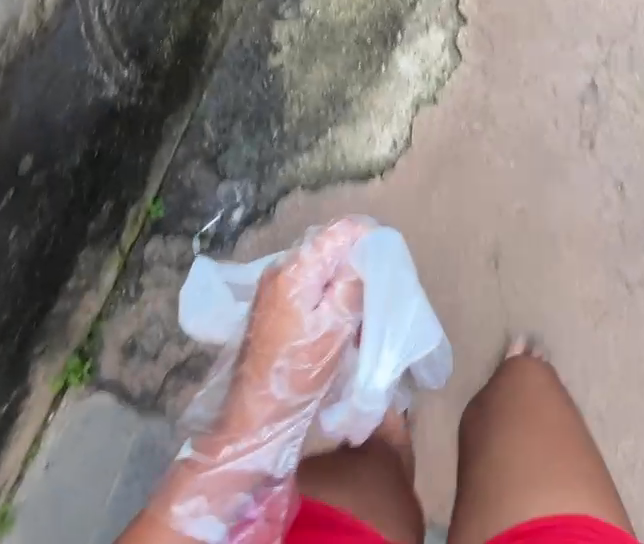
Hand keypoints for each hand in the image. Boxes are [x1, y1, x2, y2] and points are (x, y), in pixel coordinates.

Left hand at [213, 218, 367, 446]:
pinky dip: (325, 292)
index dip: (367, 238)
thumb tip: (366, 252)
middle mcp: (280, 267)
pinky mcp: (270, 303)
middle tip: (379, 286)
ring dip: (341, 278)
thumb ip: (351, 284)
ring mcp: (272, 285)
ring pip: (318, 265)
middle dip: (355, 260)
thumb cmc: (298, 371)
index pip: (339, 231)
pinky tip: (337, 316)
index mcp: (296, 269)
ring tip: (361, 304)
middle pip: (327, 245)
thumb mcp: (336, 328)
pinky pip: (306, 282)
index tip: (388, 260)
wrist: (255, 412)